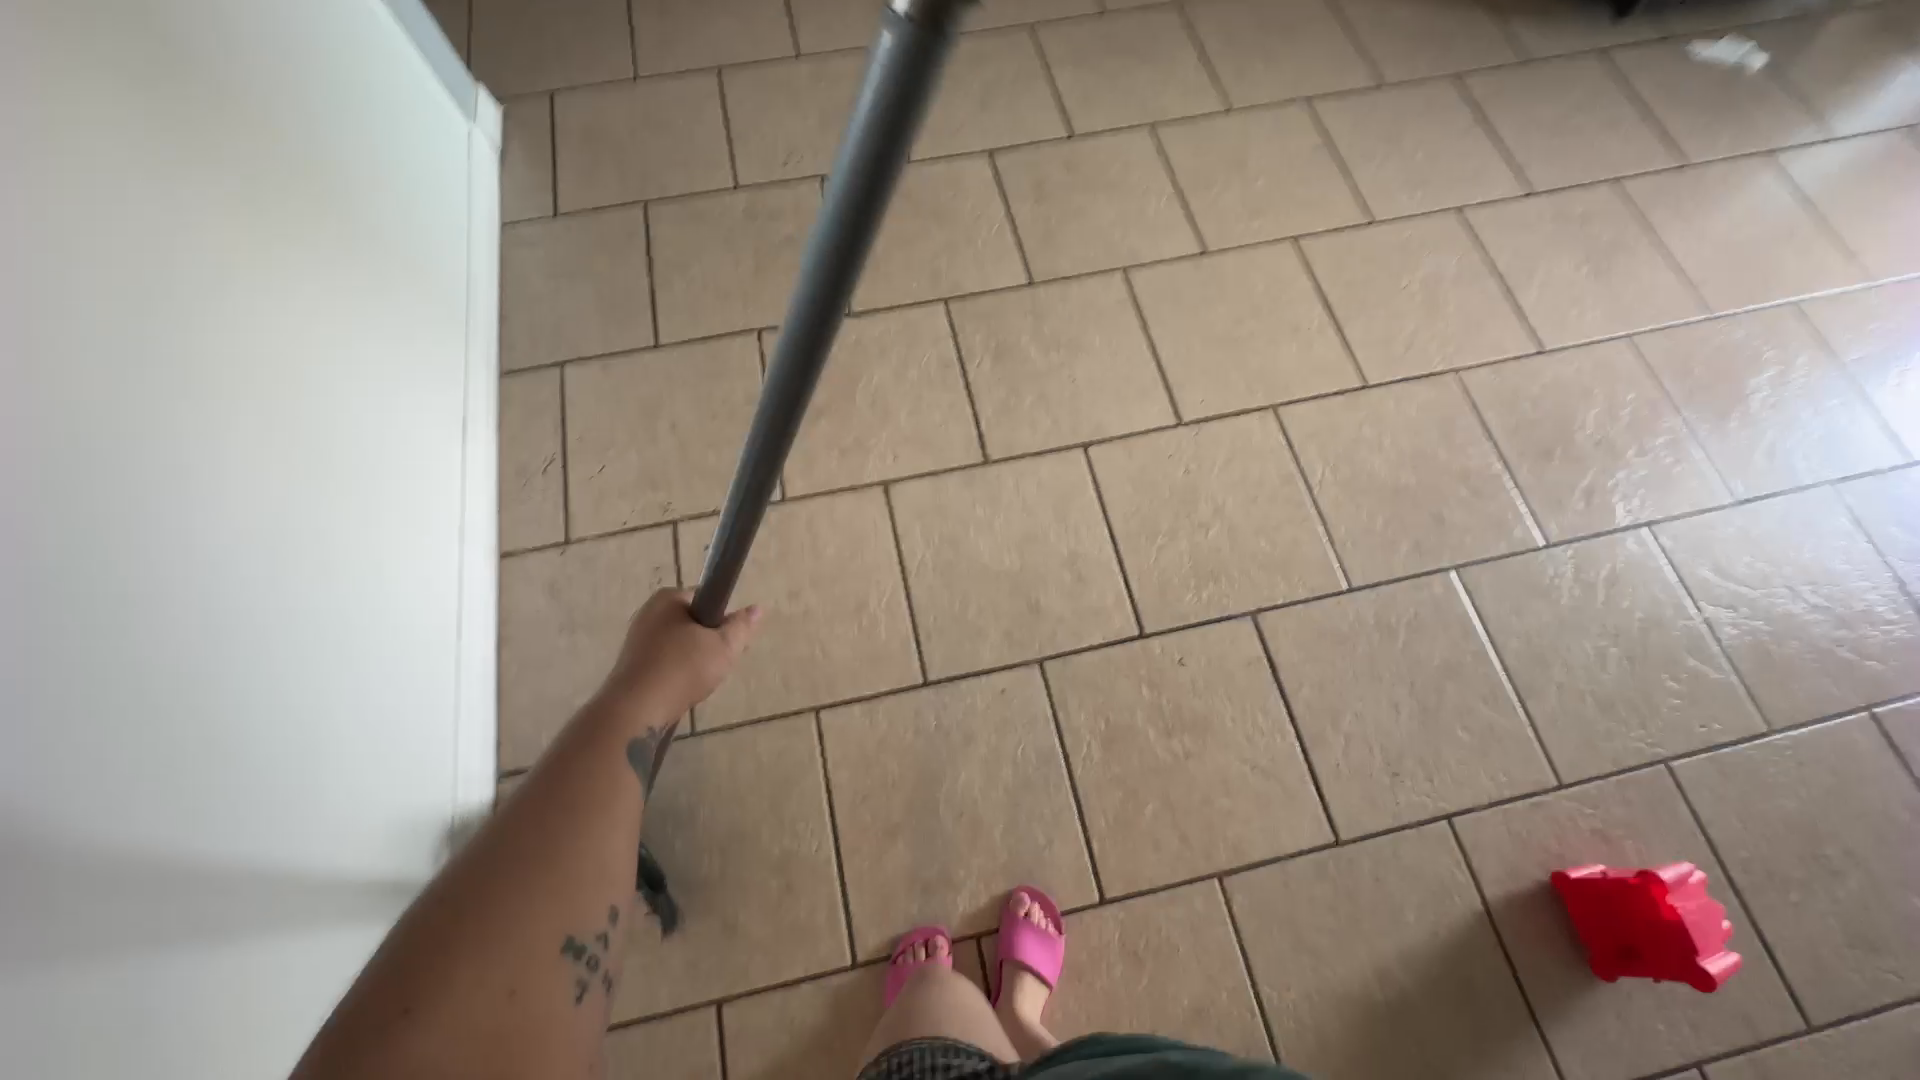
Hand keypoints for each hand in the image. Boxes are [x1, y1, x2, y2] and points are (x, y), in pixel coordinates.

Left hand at [595, 588, 761, 722]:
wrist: (637, 708)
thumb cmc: (683, 669)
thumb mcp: (724, 647)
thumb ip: (741, 626)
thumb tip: (757, 608)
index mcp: (668, 599)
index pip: (706, 598)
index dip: (723, 618)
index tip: (730, 641)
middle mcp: (648, 612)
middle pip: (692, 622)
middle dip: (708, 641)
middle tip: (718, 662)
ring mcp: (636, 638)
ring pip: (679, 643)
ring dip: (693, 658)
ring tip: (701, 679)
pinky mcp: (631, 662)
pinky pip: (664, 660)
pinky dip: (676, 670)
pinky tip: (683, 687)